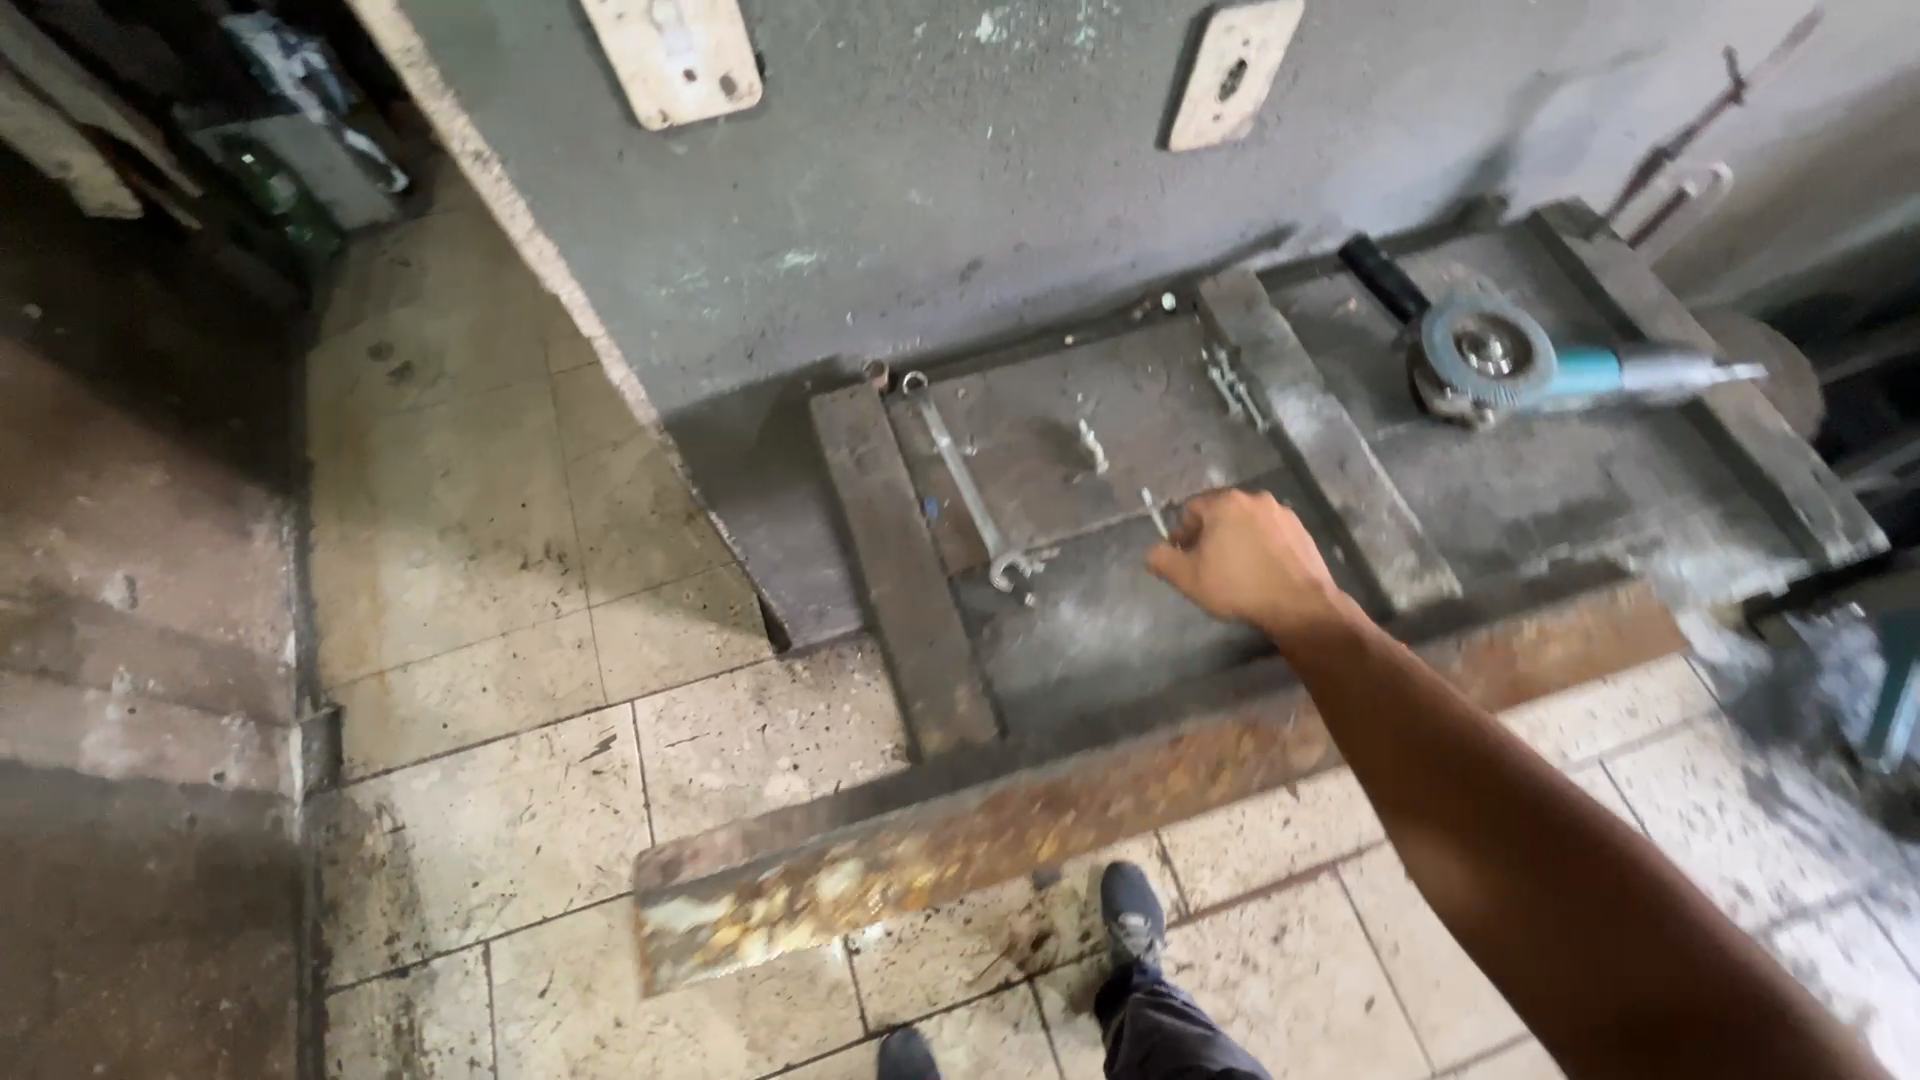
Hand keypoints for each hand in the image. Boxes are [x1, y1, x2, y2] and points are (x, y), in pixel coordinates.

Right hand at [1146, 489, 1359, 647]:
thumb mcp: (1186, 578)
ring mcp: (1281, 513)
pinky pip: (1269, 532)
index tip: (1184, 558)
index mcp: (1224, 503)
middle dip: (1209, 534)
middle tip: (1207, 564)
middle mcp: (1254, 498)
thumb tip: (1153, 551)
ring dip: (1235, 538)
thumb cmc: (1237, 586)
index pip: (1189, 509)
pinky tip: (1260, 570)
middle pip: (1219, 512)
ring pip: (1246, 522)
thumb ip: (1160, 559)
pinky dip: (1260, 545)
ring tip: (1236, 569)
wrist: (1298, 604)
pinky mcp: (1301, 530)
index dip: (1181, 534)